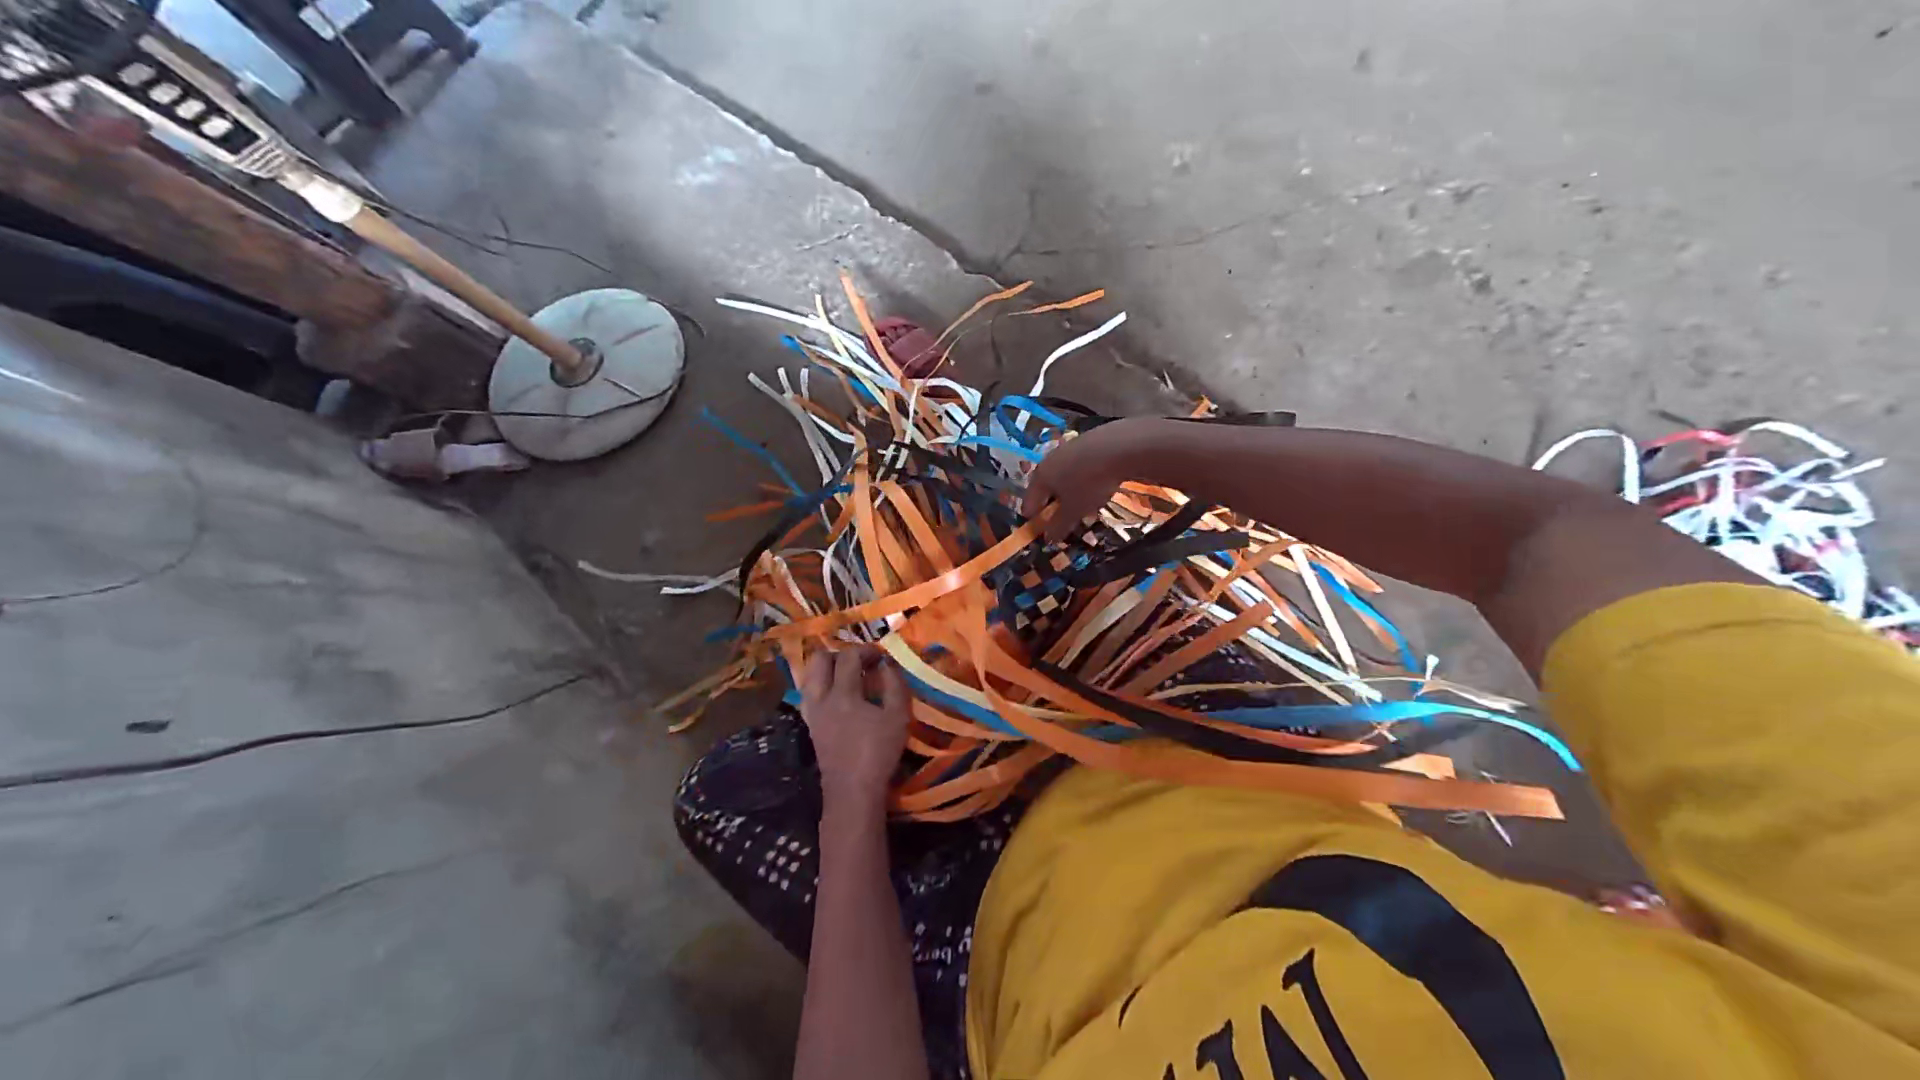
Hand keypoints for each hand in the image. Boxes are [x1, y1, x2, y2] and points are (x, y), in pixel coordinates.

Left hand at [798, 646, 911, 814]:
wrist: (852, 791)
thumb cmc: (878, 752)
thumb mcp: (898, 716)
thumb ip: (894, 684)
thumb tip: (887, 664)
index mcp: (843, 693)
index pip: (849, 657)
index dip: (866, 650)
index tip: (881, 655)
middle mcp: (821, 698)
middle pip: (819, 659)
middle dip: (840, 653)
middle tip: (861, 662)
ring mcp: (811, 712)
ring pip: (810, 675)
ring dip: (828, 668)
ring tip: (848, 675)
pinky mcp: (809, 725)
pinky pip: (809, 693)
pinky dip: (822, 685)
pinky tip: (838, 695)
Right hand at [1023, 417, 1181, 542]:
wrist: (1119, 446)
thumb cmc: (1089, 483)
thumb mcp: (1075, 510)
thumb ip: (1059, 526)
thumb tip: (1048, 538)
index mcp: (1040, 477)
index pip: (1029, 502)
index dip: (1033, 519)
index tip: (1041, 532)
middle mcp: (1049, 460)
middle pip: (1046, 487)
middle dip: (1053, 505)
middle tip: (1063, 519)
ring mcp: (1068, 448)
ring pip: (1063, 475)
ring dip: (1069, 491)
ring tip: (1083, 503)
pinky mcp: (1087, 441)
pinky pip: (1079, 466)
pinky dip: (1083, 478)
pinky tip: (1098, 483)